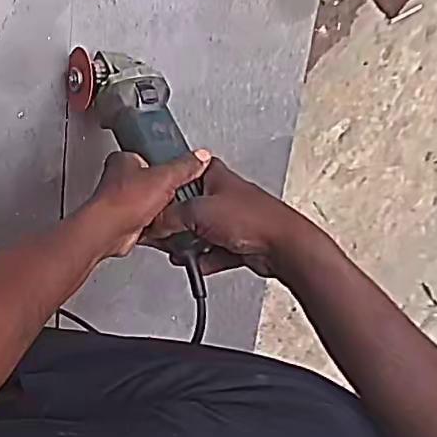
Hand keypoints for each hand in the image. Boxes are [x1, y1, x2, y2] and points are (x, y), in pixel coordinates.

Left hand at [79, 150, 212, 257]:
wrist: (110, 231)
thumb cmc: (123, 201)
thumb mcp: (164, 177)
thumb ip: (184, 167)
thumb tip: (200, 157)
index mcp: (124, 160)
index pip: (151, 156)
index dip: (169, 163)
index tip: (184, 169)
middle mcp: (120, 179)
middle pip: (153, 181)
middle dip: (167, 190)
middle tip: (178, 193)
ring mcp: (122, 201)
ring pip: (151, 203)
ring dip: (162, 209)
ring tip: (171, 210)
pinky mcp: (126, 221)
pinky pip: (149, 221)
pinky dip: (157, 225)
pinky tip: (163, 226)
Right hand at [143, 160, 313, 277]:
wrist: (285, 247)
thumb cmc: (253, 219)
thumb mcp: (196, 211)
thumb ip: (168, 217)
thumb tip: (151, 224)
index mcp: (213, 174)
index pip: (179, 175)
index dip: (163, 189)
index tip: (151, 203)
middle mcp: (222, 193)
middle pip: (186, 206)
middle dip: (173, 223)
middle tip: (162, 232)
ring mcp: (231, 218)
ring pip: (199, 230)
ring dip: (188, 243)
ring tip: (180, 251)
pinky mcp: (237, 240)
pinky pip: (212, 250)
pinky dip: (204, 258)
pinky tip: (197, 263)